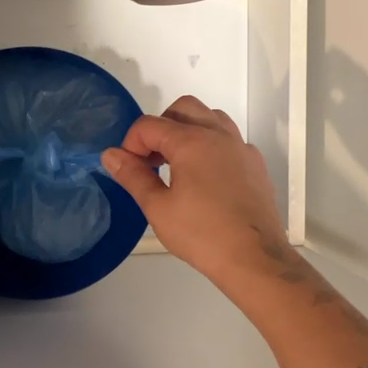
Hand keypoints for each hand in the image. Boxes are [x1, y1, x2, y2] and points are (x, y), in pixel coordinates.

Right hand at [101, 96, 299, 286]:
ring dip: (188, 130)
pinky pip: (229, 140)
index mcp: (192, 141)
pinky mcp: (256, 165)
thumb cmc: (201, 234)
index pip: (149, 125)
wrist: (255, 259)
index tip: (128, 169)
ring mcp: (242, 148)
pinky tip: (205, 179)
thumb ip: (132, 175)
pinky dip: (211, 146)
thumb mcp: (157, 208)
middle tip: (151, 160)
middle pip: (183, 109)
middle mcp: (219, 135)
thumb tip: (110, 154)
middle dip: (160, 127)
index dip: (131, 143)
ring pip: (211, 118)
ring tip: (177, 164)